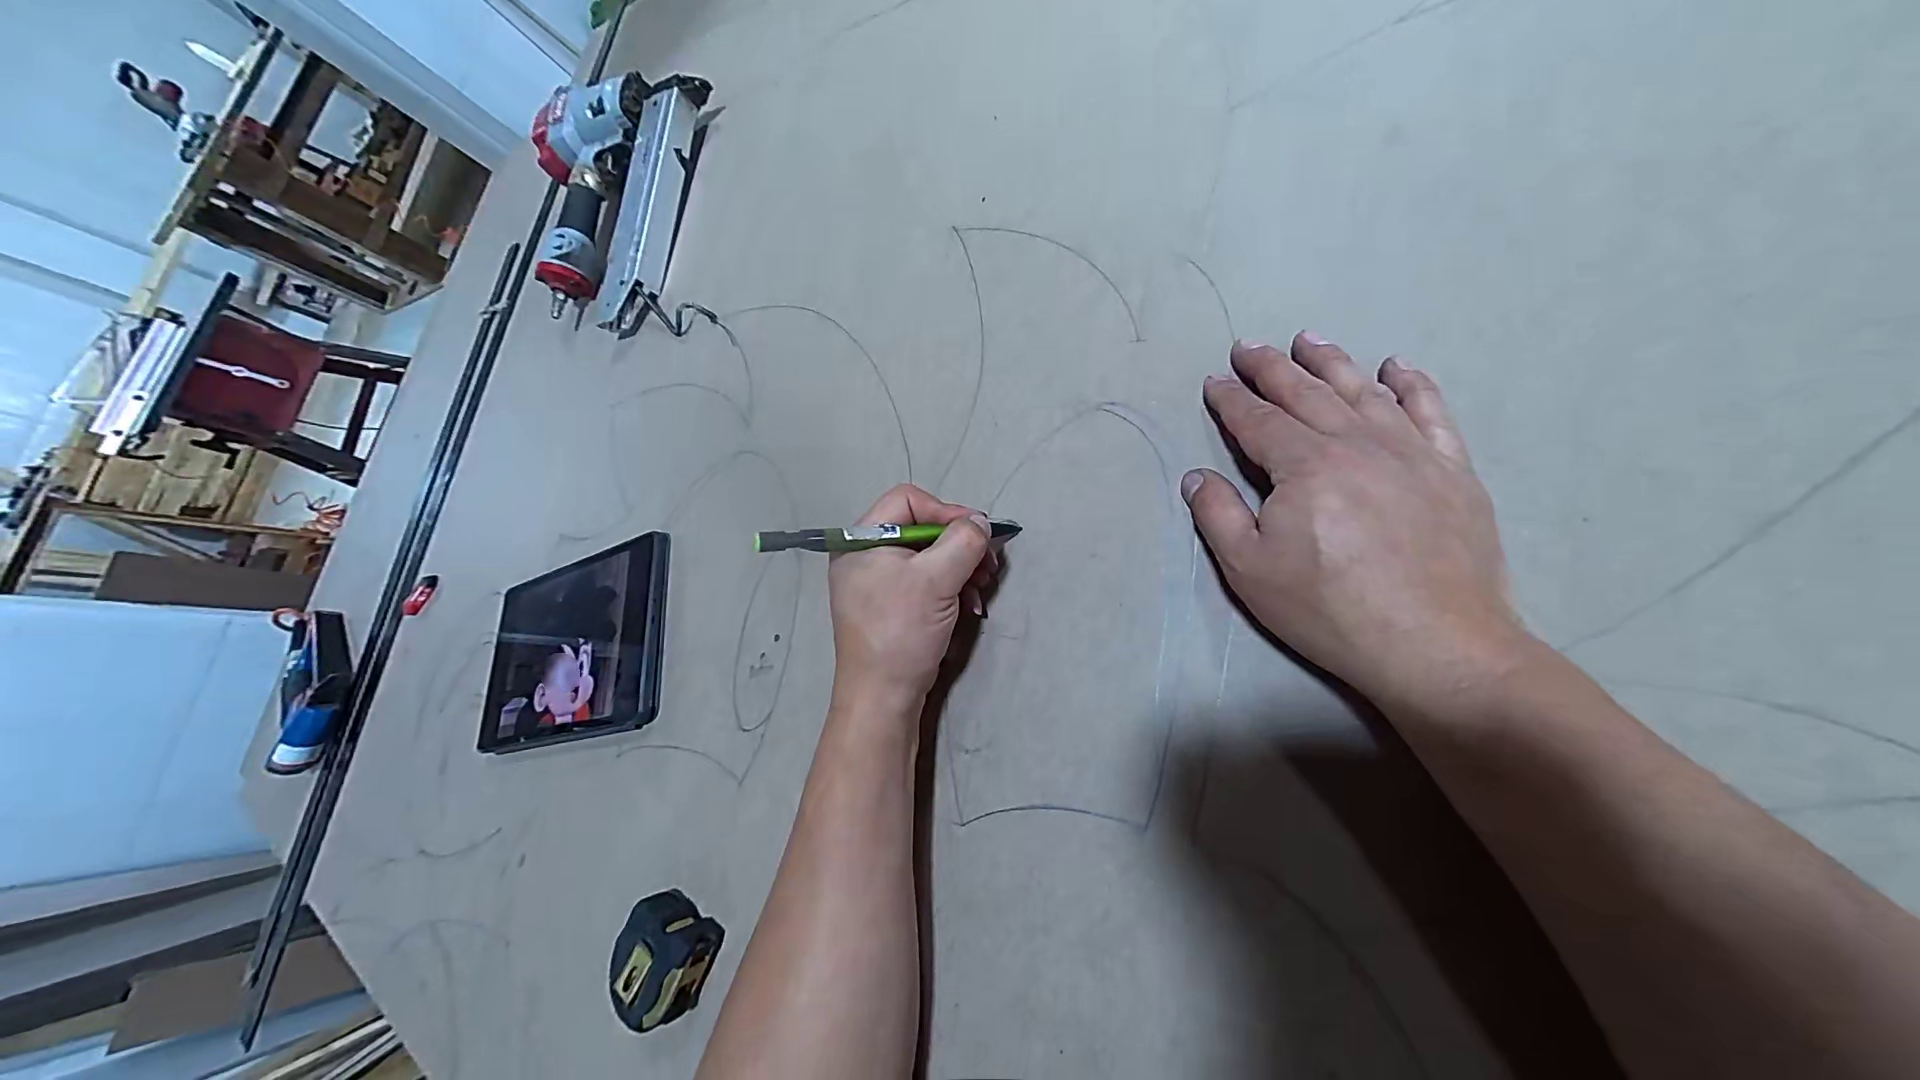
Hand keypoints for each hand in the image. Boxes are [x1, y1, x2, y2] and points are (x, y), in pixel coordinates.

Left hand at [828, 484, 999, 709]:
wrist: (882, 697)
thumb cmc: (901, 632)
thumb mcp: (936, 580)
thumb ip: (963, 542)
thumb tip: (981, 523)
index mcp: (862, 540)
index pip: (908, 501)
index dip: (946, 511)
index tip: (977, 534)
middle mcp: (866, 555)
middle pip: (922, 528)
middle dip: (960, 544)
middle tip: (988, 564)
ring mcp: (879, 582)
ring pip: (929, 556)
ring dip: (962, 568)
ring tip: (982, 587)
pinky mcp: (893, 605)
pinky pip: (926, 581)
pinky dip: (951, 587)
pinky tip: (969, 605)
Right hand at [1185, 334, 1536, 712]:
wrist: (1436, 644)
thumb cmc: (1329, 609)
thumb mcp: (1249, 570)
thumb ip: (1217, 515)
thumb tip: (1196, 476)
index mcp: (1304, 465)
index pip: (1258, 420)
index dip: (1232, 400)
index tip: (1215, 380)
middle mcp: (1357, 443)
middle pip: (1307, 393)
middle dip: (1272, 368)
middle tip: (1249, 347)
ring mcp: (1411, 453)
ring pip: (1364, 391)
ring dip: (1332, 362)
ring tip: (1309, 339)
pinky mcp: (1452, 470)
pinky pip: (1431, 412)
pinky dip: (1412, 385)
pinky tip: (1398, 368)